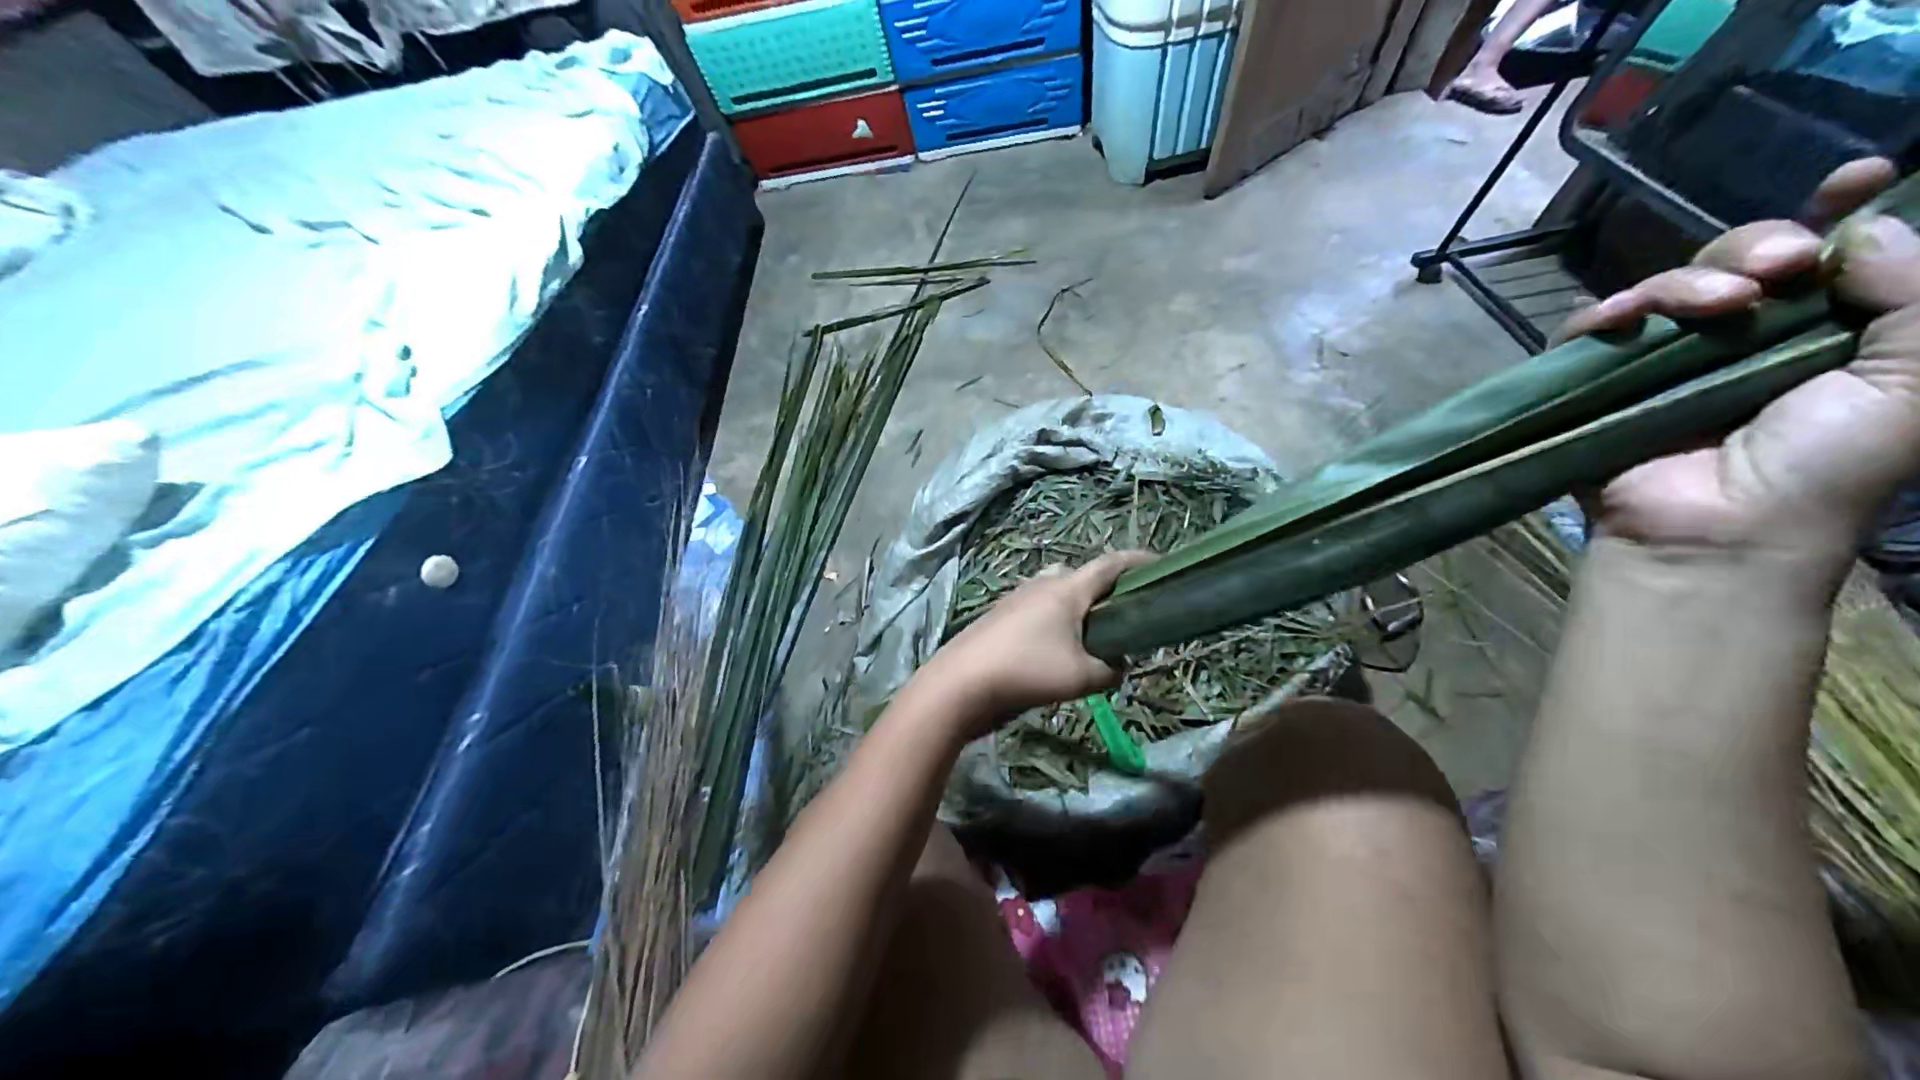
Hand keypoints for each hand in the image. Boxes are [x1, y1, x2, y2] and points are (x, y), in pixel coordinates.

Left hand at [912, 550, 1156, 735]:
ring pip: (1058, 594)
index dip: (1139, 562)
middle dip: (1107, 589)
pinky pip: (1038, 610)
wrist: (962, 682)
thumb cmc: (1028, 671)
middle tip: (1125, 613)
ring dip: (1079, 608)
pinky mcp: (1000, 617)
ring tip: (1092, 637)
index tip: (1161, 565)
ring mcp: (1017, 598)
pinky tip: (1056, 650)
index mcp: (1068, 588)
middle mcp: (1043, 584)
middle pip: (1083, 576)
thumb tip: (1118, 665)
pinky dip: (1056, 621)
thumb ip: (1111, 670)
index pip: (1111, 564)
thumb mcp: (1083, 677)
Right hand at [1560, 159, 1919, 562]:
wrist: (1716, 526)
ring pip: (1665, 284)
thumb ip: (1913, 293)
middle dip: (1755, 245)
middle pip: (1740, 256)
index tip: (1855, 176)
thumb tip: (1860, 226)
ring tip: (1711, 306)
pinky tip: (1620, 320)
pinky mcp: (1596, 382)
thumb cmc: (1826, 463)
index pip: (1831, 255)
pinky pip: (1588, 329)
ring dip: (1684, 280)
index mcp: (1825, 332)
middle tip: (1774, 269)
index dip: (1842, 209)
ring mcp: (1662, 361)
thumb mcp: (1911, 378)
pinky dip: (1599, 315)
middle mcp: (1742, 337)